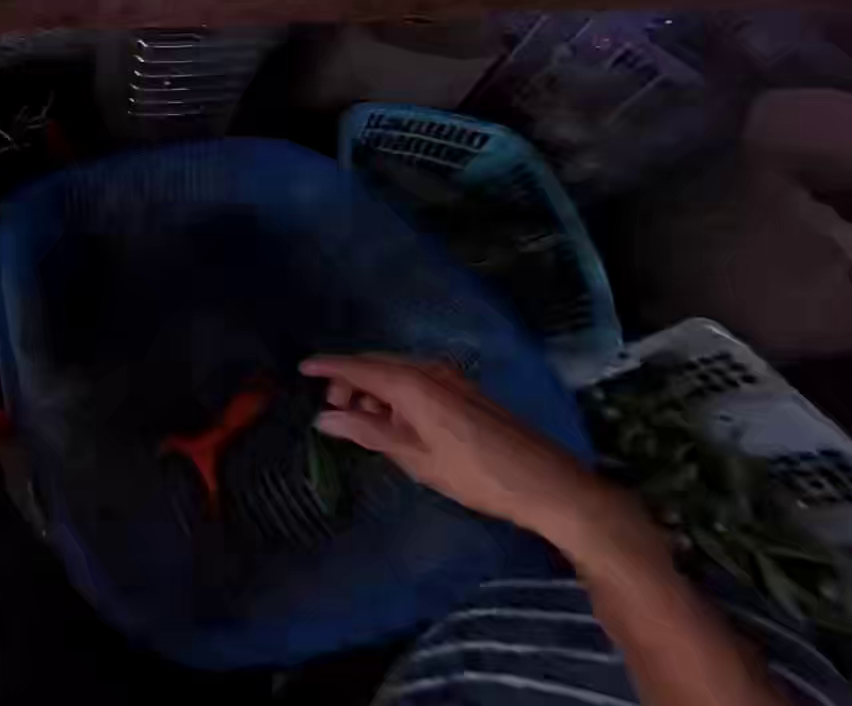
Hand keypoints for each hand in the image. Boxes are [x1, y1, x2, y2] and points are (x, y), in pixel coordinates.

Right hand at [300, 353, 625, 542]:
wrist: (552, 487)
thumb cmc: (476, 474)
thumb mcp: (413, 457)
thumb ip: (366, 431)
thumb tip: (323, 418)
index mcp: (409, 383)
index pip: (355, 367)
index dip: (325, 366)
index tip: (299, 368)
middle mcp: (426, 369)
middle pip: (372, 364)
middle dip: (348, 381)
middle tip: (334, 409)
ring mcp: (448, 376)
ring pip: (393, 370)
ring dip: (372, 387)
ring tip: (365, 419)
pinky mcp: (462, 389)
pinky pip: (413, 377)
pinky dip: (393, 391)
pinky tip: (396, 418)